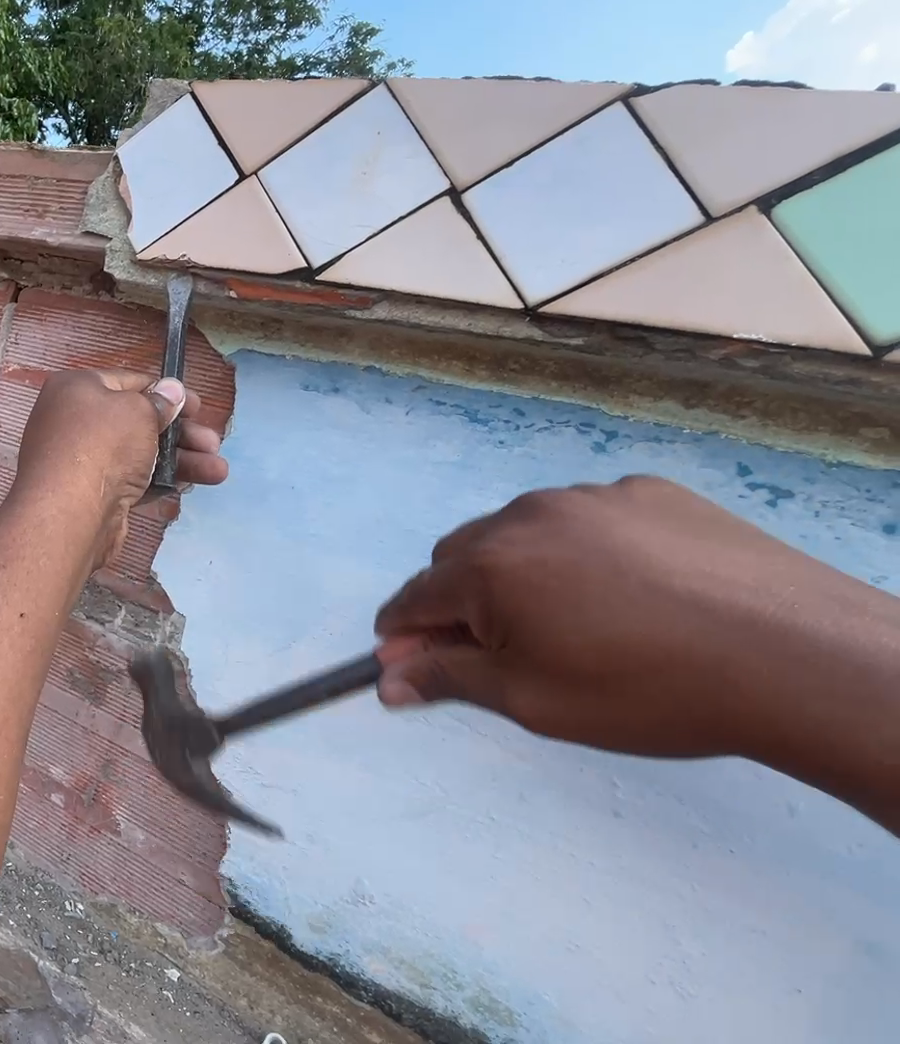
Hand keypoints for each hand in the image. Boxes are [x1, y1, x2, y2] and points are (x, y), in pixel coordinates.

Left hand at [10, 370, 227, 573]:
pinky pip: (130, 479)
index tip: (197, 407)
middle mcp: (74, 421)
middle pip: (137, 421)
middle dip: (180, 432)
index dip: (166, 392)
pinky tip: (188, 485)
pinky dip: (158, 480)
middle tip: (213, 443)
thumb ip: (158, 402)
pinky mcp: (91, 493)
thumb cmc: (102, 446)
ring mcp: (81, 460)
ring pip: (138, 453)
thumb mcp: (137, 411)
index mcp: (75, 390)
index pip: (128, 382)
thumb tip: (170, 390)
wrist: (68, 514)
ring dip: (179, 460)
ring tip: (218, 471)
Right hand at [373, 476, 899, 773]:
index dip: (405, 635)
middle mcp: (522, 517)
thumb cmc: (646, 690)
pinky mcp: (648, 491)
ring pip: (518, 533)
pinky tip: (628, 588)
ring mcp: (588, 497)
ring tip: (576, 617)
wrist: (803, 661)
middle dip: (459, 601)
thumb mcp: (529, 700)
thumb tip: (387, 682)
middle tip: (503, 647)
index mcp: (485, 566)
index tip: (413, 661)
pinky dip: (580, 549)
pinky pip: (584, 518)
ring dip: (517, 570)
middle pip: (456, 558)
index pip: (412, 598)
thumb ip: (446, 679)